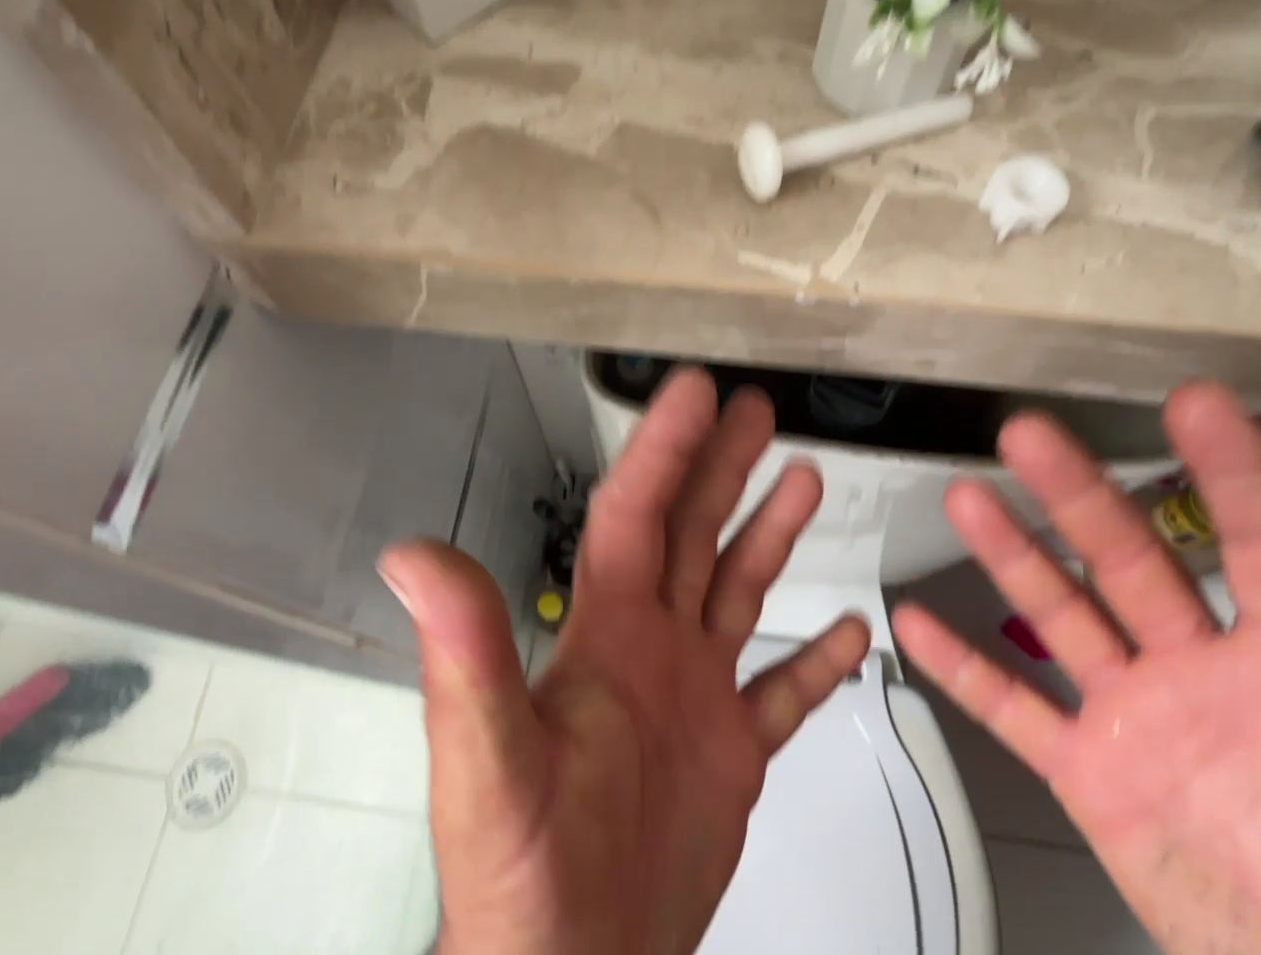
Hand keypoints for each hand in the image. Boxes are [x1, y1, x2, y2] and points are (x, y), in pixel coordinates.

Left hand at [379, 368, 870, 954]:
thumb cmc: (524, 866)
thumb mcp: (488, 753)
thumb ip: (465, 651)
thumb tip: (413, 557)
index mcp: (604, 634)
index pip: (635, 514)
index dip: (664, 449)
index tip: (692, 394)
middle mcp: (648, 649)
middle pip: (692, 533)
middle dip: (720, 466)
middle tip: (751, 411)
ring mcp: (692, 697)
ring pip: (737, 593)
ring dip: (769, 537)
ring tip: (800, 481)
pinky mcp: (729, 752)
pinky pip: (782, 691)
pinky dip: (816, 661)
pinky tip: (847, 633)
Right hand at [897, 381, 1260, 953]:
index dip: (1230, 470)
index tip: (1193, 404)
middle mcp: (1207, 677)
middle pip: (1129, 561)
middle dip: (1078, 492)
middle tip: (1030, 434)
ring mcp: (1140, 722)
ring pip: (1061, 618)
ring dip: (1011, 558)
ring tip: (969, 500)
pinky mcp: (1092, 776)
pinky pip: (1014, 712)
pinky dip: (964, 670)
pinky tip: (920, 627)